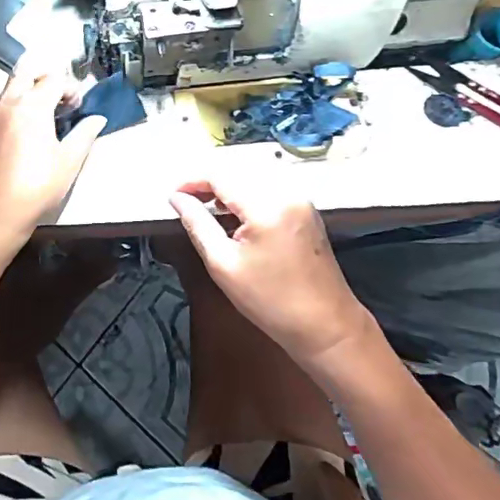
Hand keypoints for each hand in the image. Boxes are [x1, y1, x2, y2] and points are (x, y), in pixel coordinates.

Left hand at [0, 54, 106, 250]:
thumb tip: (97, 119)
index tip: (77, 108)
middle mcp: (7, 104)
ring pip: (8, 89)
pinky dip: (13, 110)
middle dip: (46, 78)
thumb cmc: (36, 186)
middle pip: (26, 71)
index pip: (55, 78)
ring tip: (43, 117)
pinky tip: (23, 136)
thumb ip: (85, 134)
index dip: (71, 89)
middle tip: (60, 100)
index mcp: (32, 105)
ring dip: (28, 92)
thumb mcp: (70, 161)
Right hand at [168, 175, 375, 367]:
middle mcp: (287, 194)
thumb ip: (197, 224)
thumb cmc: (271, 301)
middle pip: (238, 172)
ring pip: (253, 179)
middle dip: (210, 185)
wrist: (325, 326)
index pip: (220, 176)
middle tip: (188, 204)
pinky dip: (248, 198)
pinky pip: (270, 191)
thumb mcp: (223, 264)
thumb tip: (177, 199)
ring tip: (209, 213)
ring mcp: (300, 201)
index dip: (192, 182)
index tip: (174, 196)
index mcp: (266, 206)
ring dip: (229, 190)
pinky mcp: (306, 211)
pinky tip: (237, 219)